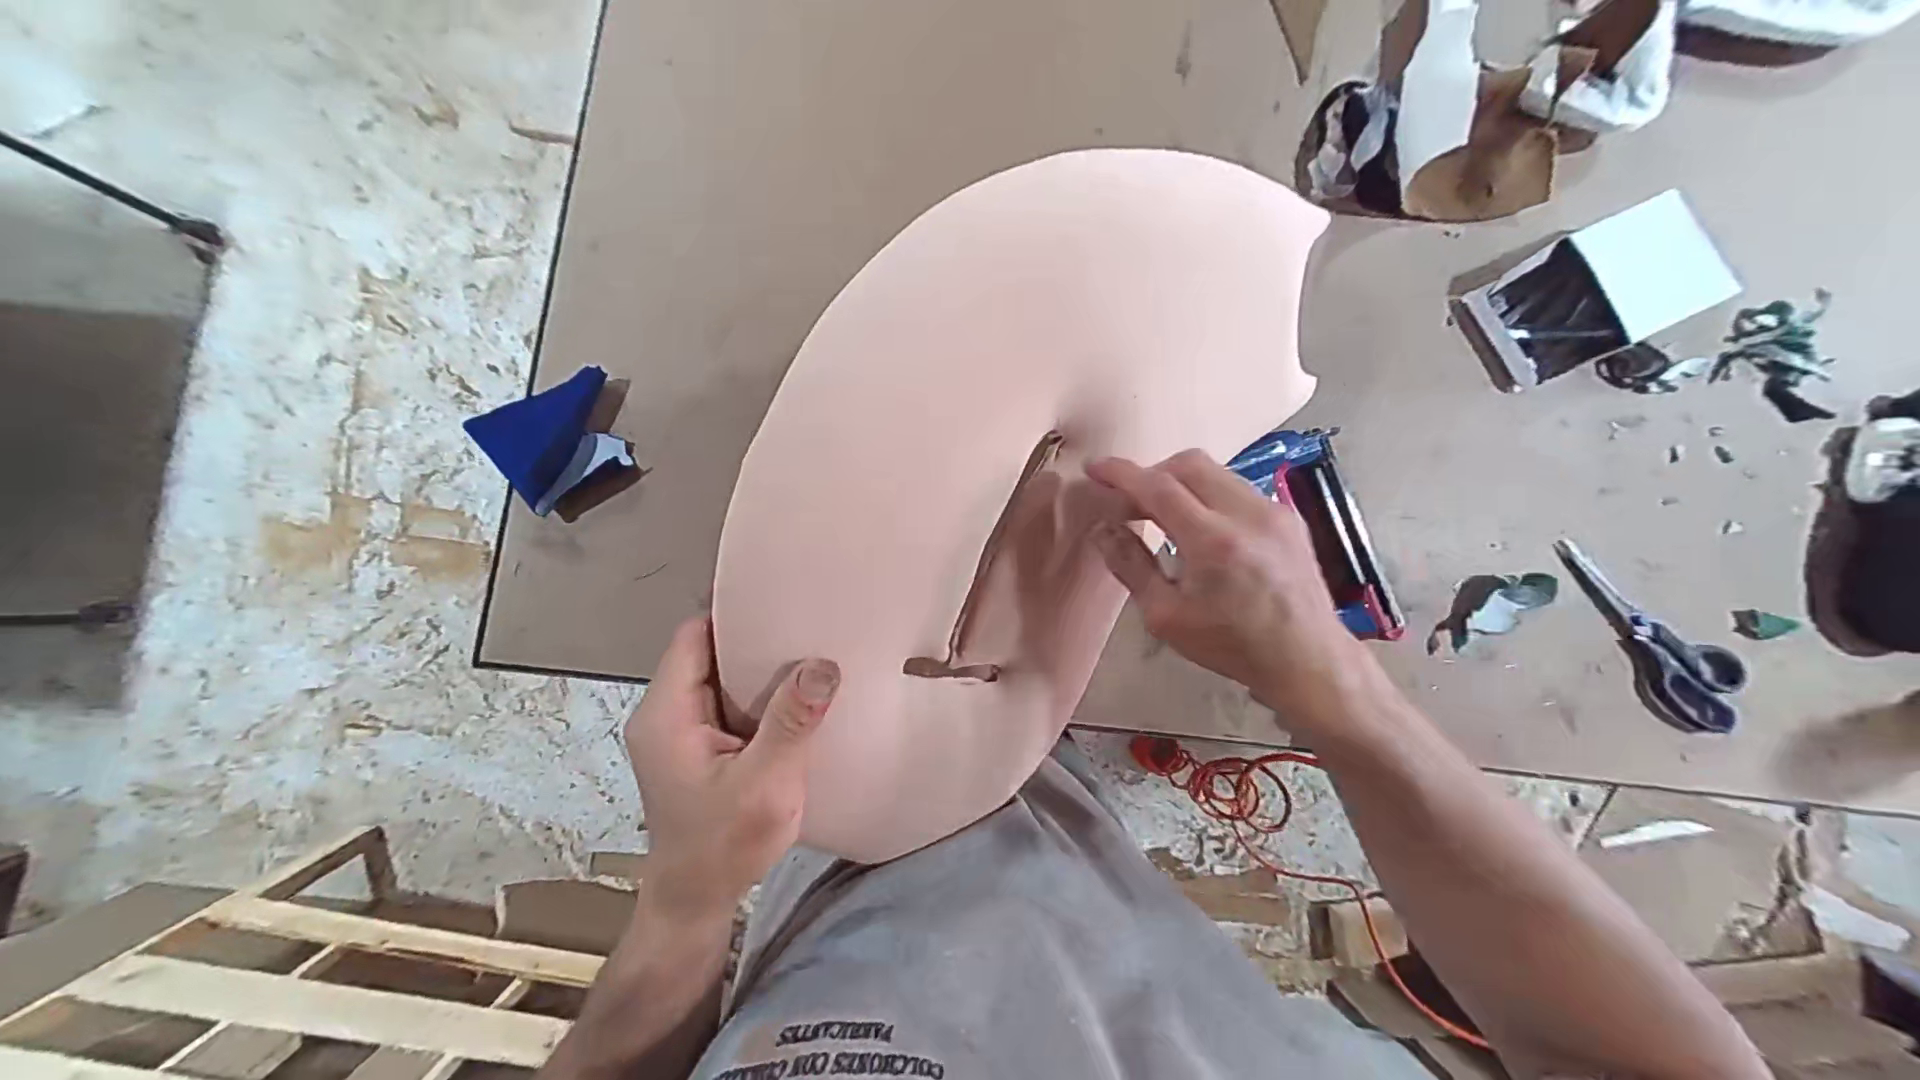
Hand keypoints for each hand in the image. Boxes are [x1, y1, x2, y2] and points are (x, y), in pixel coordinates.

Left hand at [624, 617, 839, 919]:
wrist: (695, 903)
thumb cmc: (722, 846)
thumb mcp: (764, 785)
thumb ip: (791, 723)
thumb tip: (824, 664)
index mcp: (666, 714)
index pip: (693, 636)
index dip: (733, 613)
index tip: (782, 598)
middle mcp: (666, 714)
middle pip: (707, 651)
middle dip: (754, 636)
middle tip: (807, 624)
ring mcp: (681, 731)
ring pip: (721, 675)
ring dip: (760, 667)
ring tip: (808, 651)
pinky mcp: (699, 747)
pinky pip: (729, 701)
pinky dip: (760, 693)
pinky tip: (796, 695)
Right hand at [1085, 450, 1371, 727]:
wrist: (1308, 659)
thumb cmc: (1231, 645)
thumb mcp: (1166, 615)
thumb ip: (1130, 565)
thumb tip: (1102, 529)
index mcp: (1213, 541)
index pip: (1158, 486)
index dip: (1120, 473)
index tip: (1095, 470)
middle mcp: (1247, 514)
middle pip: (1188, 464)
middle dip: (1151, 474)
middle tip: (1129, 503)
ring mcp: (1273, 510)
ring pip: (1215, 471)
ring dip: (1180, 482)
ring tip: (1162, 515)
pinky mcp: (1288, 516)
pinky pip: (1237, 487)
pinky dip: (1208, 494)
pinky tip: (1200, 526)